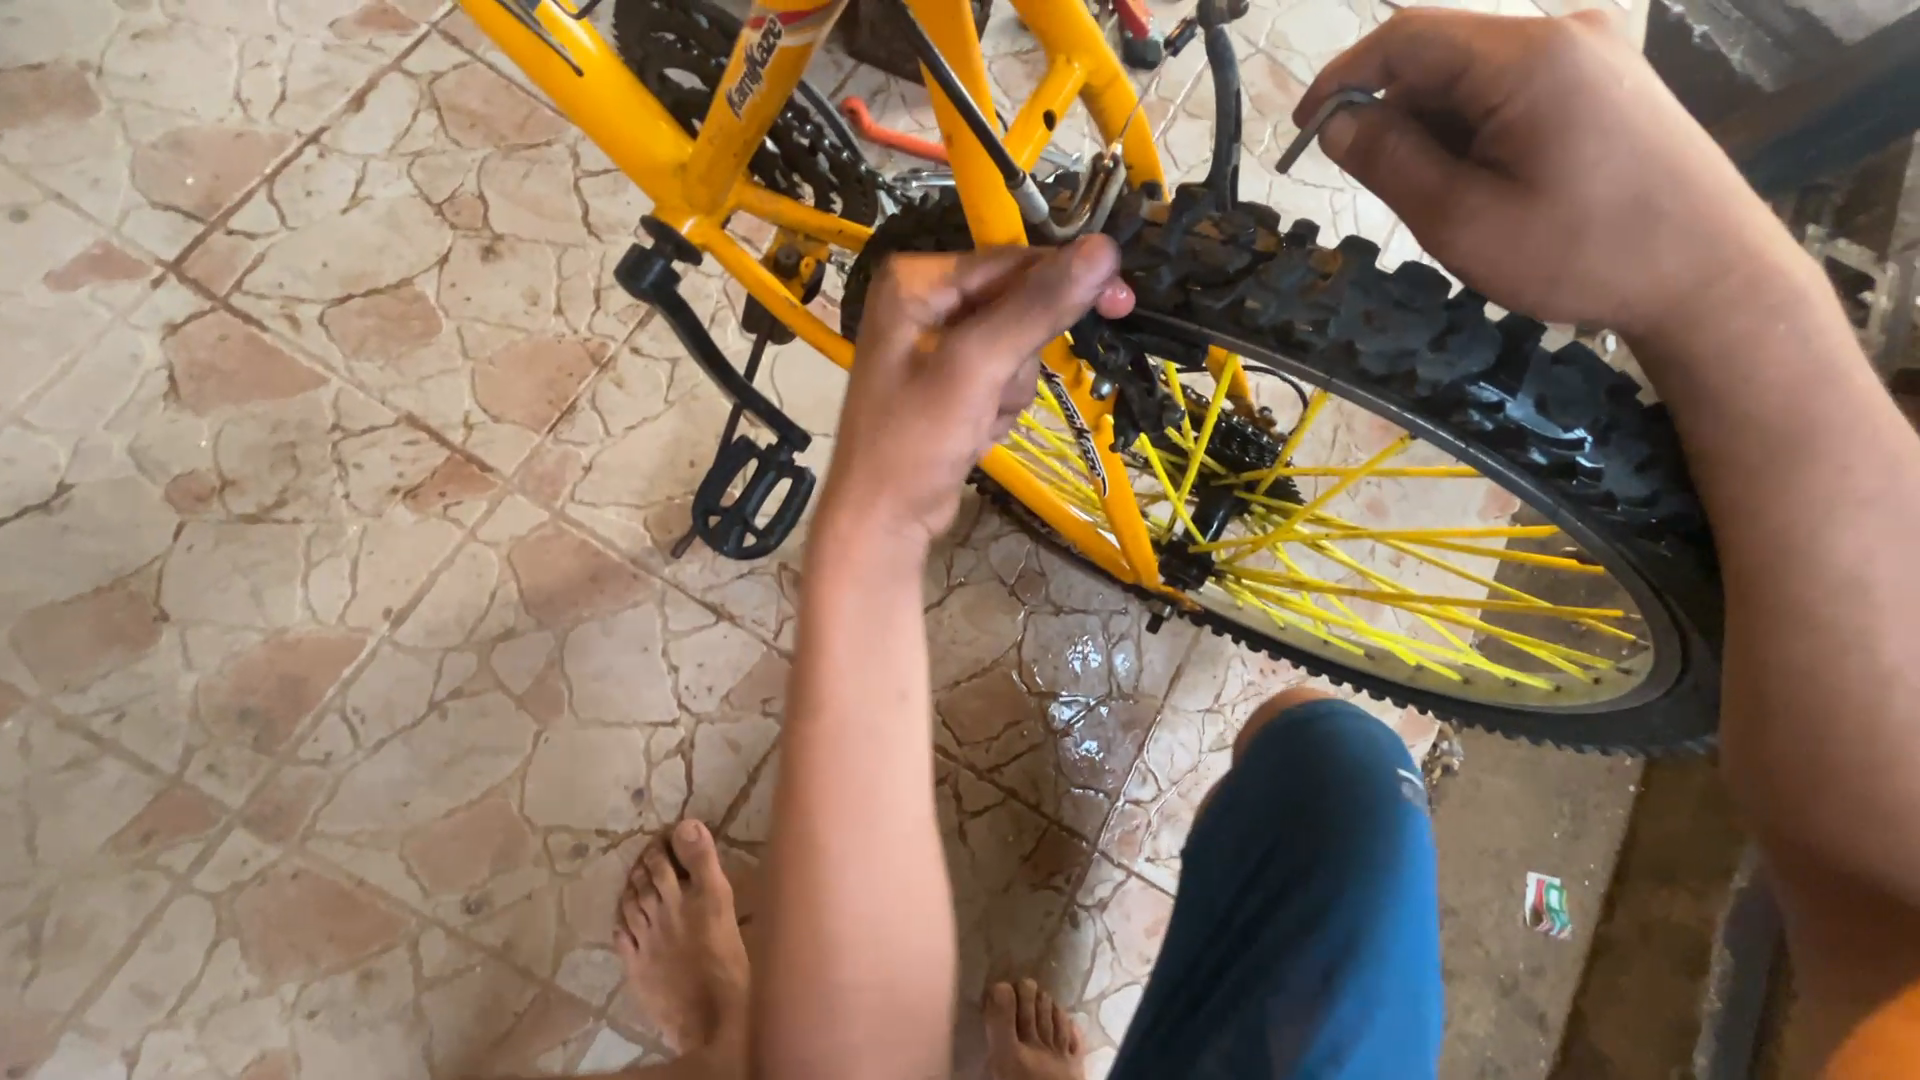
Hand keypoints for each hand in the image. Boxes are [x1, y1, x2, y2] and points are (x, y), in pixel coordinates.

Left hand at [818, 236, 1133, 551]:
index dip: (1067, 281)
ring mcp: (939, 345)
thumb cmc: (914, 441)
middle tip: (995, 394)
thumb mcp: (976, 367)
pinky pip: (1003, 378)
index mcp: (917, 280)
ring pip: (1018, 347)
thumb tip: (1105, 249)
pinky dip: (1000, 407)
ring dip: (1011, 390)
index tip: (1121, 303)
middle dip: (1019, 359)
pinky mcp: (952, 382)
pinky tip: (974, 431)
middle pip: (1018, 306)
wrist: (883, 519)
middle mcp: (926, 302)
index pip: (1013, 261)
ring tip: (976, 418)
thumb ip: (1037, 307)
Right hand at [1298, 9, 1802, 341]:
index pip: (1405, 38)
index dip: (1340, 79)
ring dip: (1430, 133)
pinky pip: (1505, 92)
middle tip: (1382, 193)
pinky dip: (1468, 133)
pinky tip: (1479, 185)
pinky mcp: (1600, 80)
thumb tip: (1335, 122)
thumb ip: (1389, 161)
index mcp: (1526, 57)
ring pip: (1468, 80)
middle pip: (1437, 57)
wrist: (1706, 274)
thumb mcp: (1459, 218)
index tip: (1301, 132)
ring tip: (1443, 202)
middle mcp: (1560, 33)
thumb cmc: (1577, 253)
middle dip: (1390, 117)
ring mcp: (1587, 53)